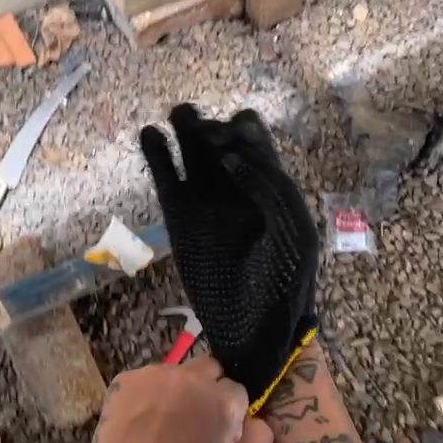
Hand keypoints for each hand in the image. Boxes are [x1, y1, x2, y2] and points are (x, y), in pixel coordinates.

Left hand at [82, 357, 274, 442]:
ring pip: (178, 372)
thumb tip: (256, 418)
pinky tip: (143, 422)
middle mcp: (187, 377)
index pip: (238, 391)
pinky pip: (149, 378)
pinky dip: (151, 394)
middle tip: (195, 427)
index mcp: (219, 402)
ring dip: (179, 391)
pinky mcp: (125, 378)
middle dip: (209, 392)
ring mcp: (153, 374)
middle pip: (209, 370)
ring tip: (166, 427)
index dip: (232, 415)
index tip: (220, 438)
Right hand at [139, 105, 321, 409]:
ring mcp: (204, 198)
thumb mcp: (293, 232)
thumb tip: (229, 157)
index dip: (242, 130)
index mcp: (270, 182)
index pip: (253, 136)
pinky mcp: (178, 215)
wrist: (256, 327)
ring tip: (178, 115)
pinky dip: (157, 154)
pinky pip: (166, 177)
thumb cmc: (286, 281)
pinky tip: (150, 134)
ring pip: (190, 151)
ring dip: (185, 128)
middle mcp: (234, 183)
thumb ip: (268, 190)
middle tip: (203, 131)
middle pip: (218, 137)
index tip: (232, 144)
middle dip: (210, 126)